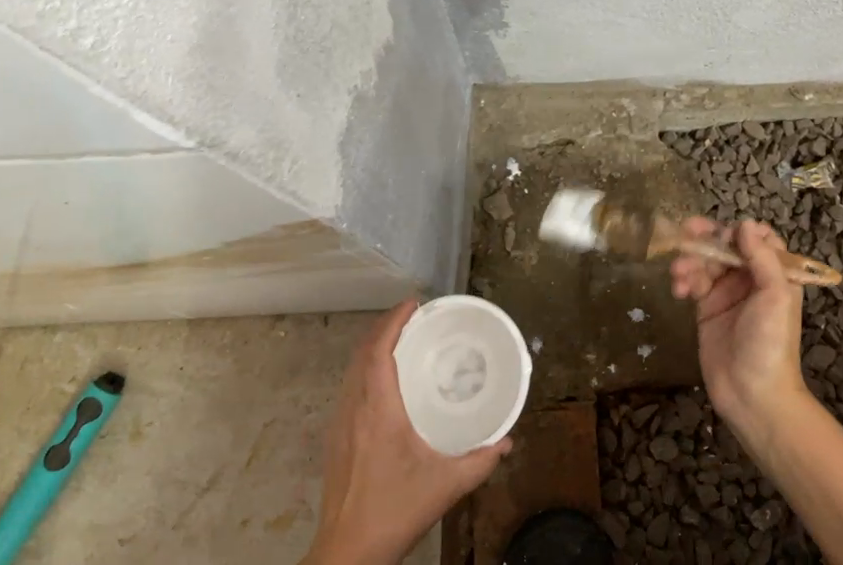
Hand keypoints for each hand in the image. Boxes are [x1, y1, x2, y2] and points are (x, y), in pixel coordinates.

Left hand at [304, 300, 511, 564]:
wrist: (347, 552)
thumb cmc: (395, 510)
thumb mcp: (445, 486)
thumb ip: (480, 462)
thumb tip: (507, 442)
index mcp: (377, 410)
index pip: (378, 351)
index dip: (393, 321)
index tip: (413, 303)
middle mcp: (353, 409)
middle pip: (362, 353)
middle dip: (384, 328)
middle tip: (413, 317)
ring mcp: (339, 424)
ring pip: (351, 371)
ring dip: (372, 348)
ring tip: (400, 341)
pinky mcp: (335, 439)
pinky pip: (349, 389)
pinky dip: (365, 370)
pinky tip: (384, 384)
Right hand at [670, 219, 807, 427]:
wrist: (753, 394)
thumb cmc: (771, 343)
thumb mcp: (775, 295)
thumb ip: (762, 257)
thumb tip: (746, 223)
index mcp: (774, 274)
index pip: (757, 239)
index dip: (740, 231)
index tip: (725, 235)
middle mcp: (750, 280)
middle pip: (726, 246)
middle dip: (706, 238)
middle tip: (686, 231)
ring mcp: (726, 294)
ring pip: (705, 262)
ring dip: (689, 261)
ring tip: (679, 273)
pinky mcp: (706, 309)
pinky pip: (692, 283)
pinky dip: (683, 280)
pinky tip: (678, 290)